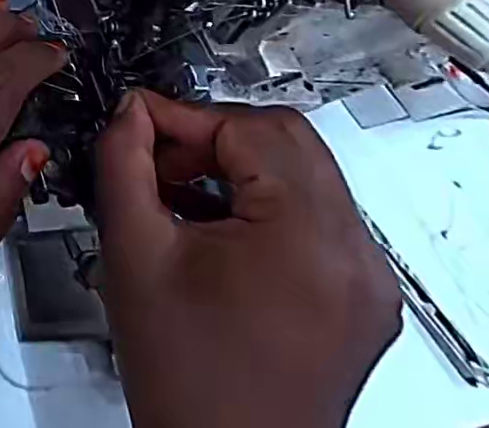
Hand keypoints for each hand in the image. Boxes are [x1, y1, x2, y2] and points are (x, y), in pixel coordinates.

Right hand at [96, 91, 401, 427]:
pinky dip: (253, 194)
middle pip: (286, 137)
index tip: (136, 118)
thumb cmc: (187, 376)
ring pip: (298, 166)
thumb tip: (130, 112)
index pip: (249, 128)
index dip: (181, 114)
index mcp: (309, 244)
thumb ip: (123, 160)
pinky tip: (204, 217)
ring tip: (174, 186)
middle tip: (157, 151)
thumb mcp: (132, 246)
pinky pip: (308, 207)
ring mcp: (365, 278)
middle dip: (209, 131)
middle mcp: (356, 258)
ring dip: (230, 160)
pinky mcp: (357, 291)